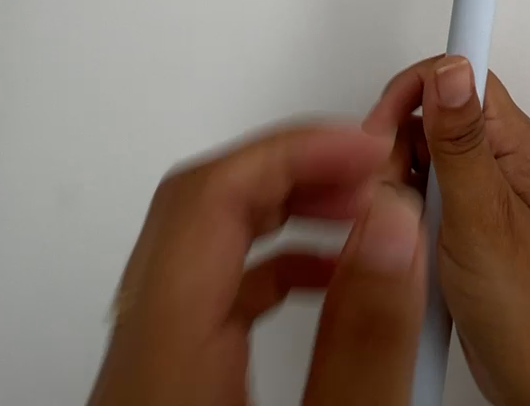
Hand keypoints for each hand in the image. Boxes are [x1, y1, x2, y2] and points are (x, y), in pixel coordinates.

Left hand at [89, 123, 426, 405]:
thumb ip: (362, 341)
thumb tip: (392, 228)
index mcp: (158, 370)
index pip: (206, 200)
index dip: (293, 151)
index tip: (363, 146)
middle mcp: (137, 363)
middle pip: (202, 205)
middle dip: (298, 168)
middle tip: (370, 167)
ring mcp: (146, 372)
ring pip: (208, 242)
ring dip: (292, 208)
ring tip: (364, 211)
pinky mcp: (166, 385)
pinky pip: (216, 287)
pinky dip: (281, 258)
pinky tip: (336, 276)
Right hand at [368, 58, 529, 405]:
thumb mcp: (484, 218)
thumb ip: (461, 141)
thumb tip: (452, 68)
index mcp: (513, 142)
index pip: (460, 75)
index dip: (416, 89)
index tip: (384, 125)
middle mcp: (497, 159)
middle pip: (426, 116)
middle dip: (396, 152)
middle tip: (398, 197)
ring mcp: (477, 191)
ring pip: (414, 158)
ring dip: (396, 191)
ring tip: (410, 234)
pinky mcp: (460, 222)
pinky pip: (416, 198)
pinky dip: (403, 218)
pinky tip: (412, 250)